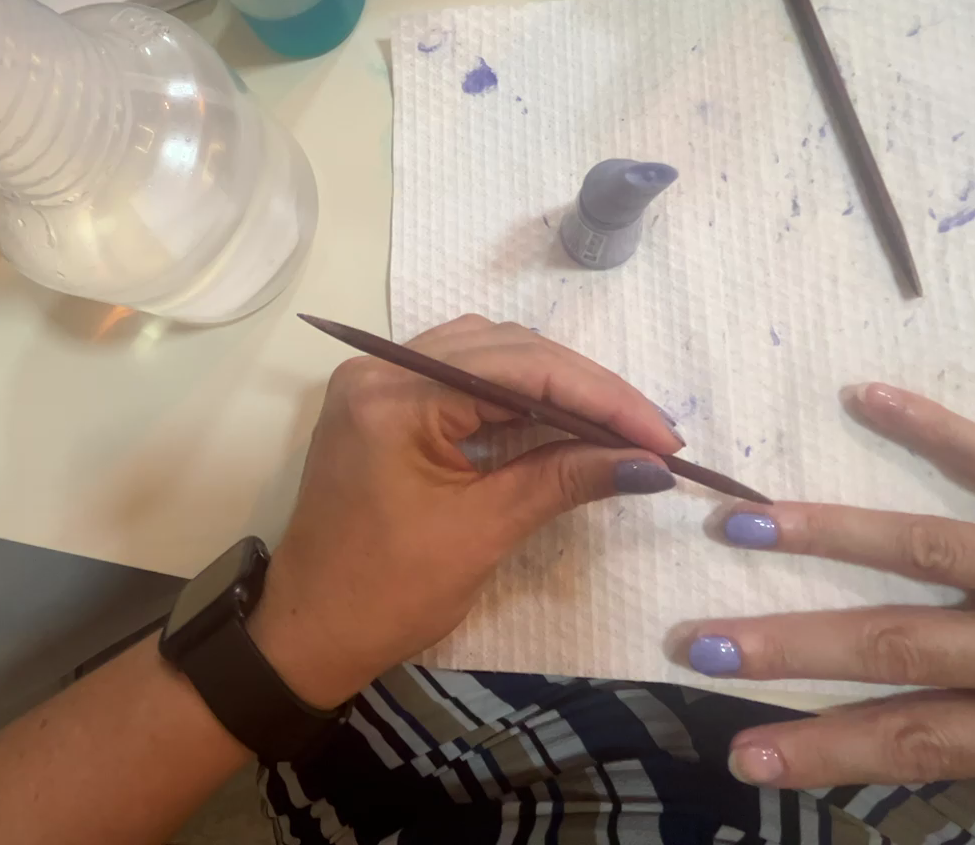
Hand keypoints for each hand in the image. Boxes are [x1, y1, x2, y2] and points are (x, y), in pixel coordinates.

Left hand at [251, 315, 684, 707]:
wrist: (310, 627)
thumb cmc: (387, 592)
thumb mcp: (482, 531)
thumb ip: (564, 478)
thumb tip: (649, 462)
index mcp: (394, 395)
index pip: (516, 368)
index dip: (599, 396)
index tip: (664, 436)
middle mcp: (379, 367)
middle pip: (502, 348)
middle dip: (581, 387)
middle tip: (646, 432)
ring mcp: (376, 378)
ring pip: (484, 353)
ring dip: (550, 384)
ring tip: (611, 425)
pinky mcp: (383, 399)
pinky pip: (459, 375)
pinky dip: (511, 394)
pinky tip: (555, 418)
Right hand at [677, 383, 974, 843]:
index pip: (920, 743)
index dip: (825, 749)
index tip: (743, 752)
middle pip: (895, 646)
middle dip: (788, 646)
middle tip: (698, 641)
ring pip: (925, 549)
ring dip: (823, 533)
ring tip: (740, 524)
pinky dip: (933, 428)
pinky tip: (865, 395)